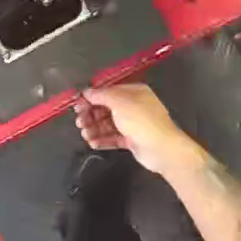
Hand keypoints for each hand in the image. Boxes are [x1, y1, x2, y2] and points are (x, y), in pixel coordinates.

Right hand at [74, 83, 205, 174]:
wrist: (162, 148)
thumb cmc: (141, 120)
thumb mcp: (119, 102)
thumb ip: (101, 95)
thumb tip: (86, 92)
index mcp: (134, 92)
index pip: (108, 92)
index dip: (92, 98)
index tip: (78, 105)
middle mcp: (134, 106)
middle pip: (107, 108)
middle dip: (91, 115)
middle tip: (79, 122)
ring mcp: (133, 124)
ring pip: (109, 124)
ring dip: (95, 128)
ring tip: (85, 134)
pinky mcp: (132, 140)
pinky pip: (114, 138)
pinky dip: (103, 140)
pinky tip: (93, 143)